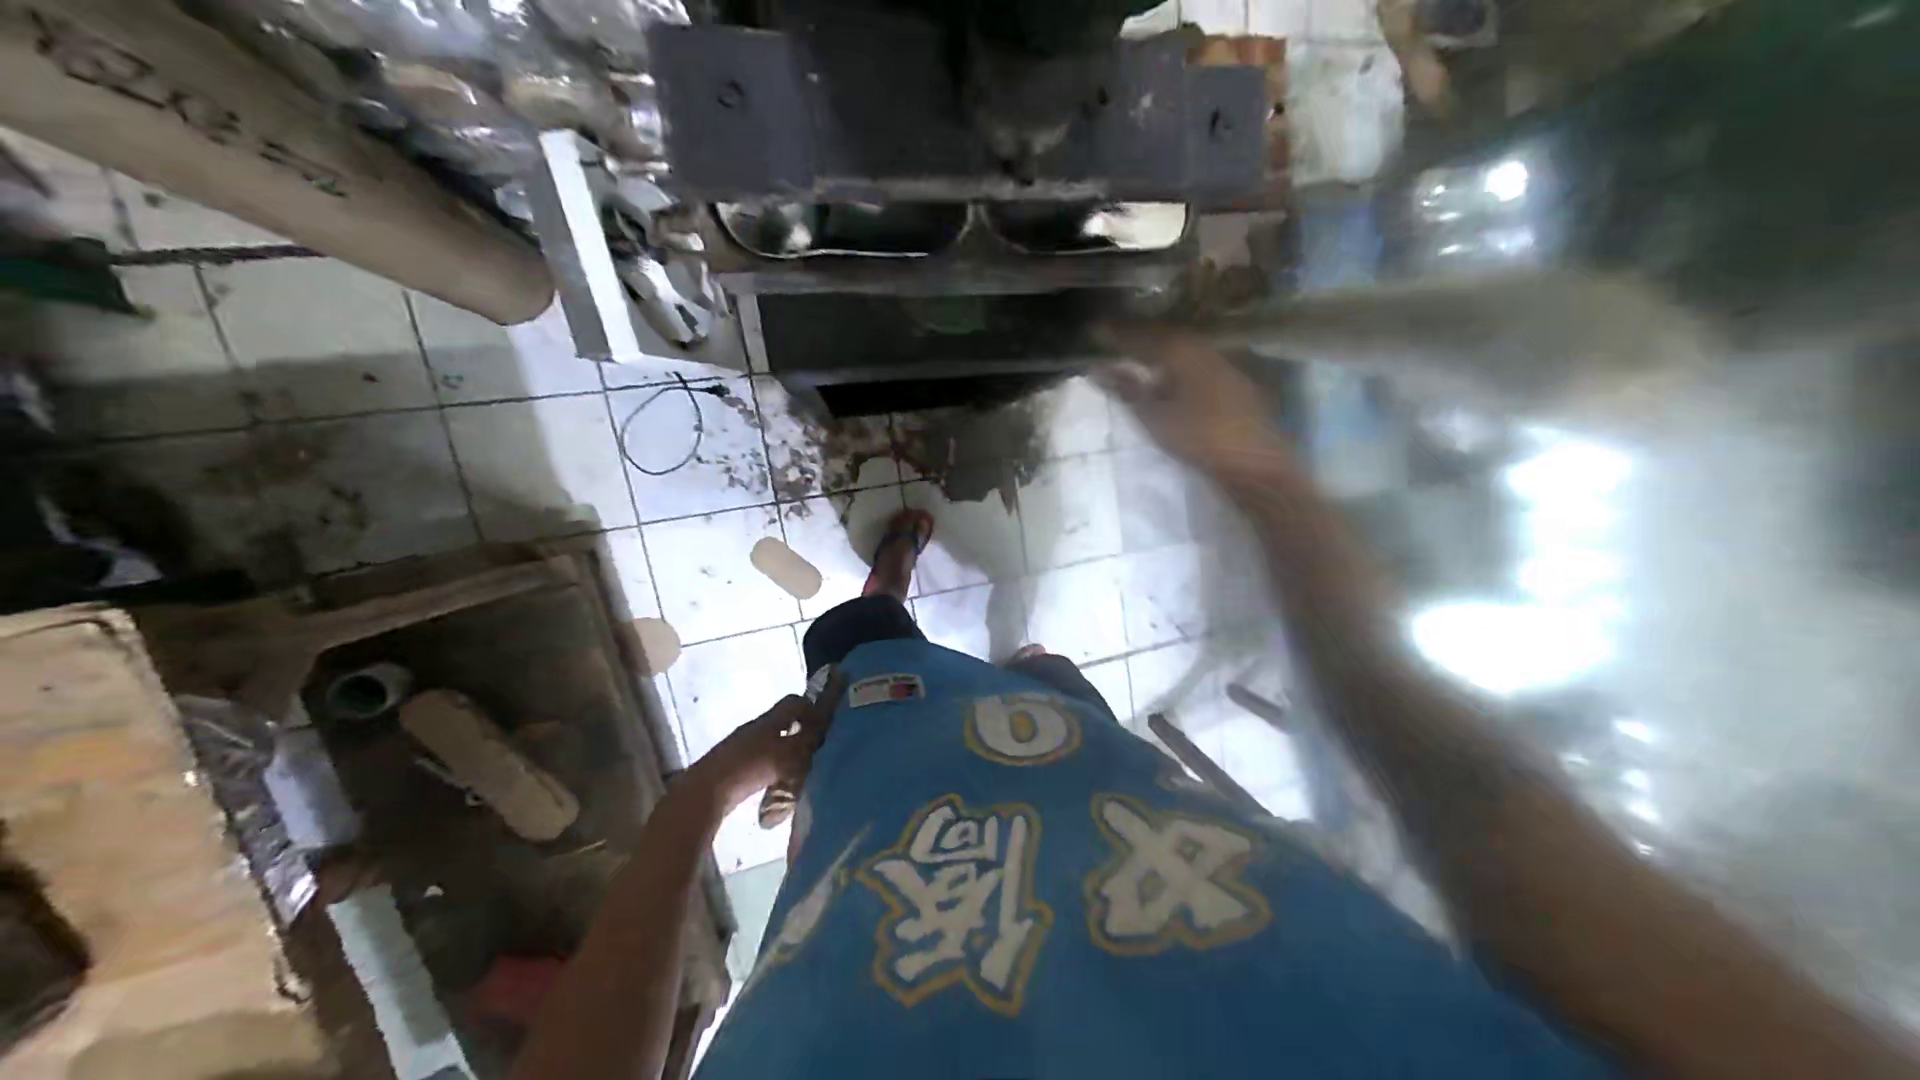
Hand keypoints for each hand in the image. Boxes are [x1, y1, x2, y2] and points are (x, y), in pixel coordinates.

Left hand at [685, 669, 845, 814]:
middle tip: (816, 755)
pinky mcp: (734, 770)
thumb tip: (822, 731)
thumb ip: (807, 740)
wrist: (705, 793)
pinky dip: (773, 776)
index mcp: (769, 720)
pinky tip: (777, 794)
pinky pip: (762, 767)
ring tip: (798, 779)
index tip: (824, 725)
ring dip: (788, 761)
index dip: (810, 709)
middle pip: (784, 725)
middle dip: (801, 738)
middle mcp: (755, 729)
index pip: (794, 703)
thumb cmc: (750, 767)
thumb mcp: (788, 752)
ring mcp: (742, 749)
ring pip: (774, 748)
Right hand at [1097, 328, 1297, 482]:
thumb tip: (1098, 368)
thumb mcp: (1154, 417)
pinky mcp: (1235, 381)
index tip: (1094, 328)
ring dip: (1158, 347)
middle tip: (1113, 336)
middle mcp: (1205, 348)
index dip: (1117, 331)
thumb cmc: (1199, 438)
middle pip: (1166, 335)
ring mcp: (1224, 363)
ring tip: (1136, 352)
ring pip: (1183, 346)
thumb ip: (1126, 389)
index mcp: (1183, 351)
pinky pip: (1197, 360)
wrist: (1254, 463)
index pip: (1143, 333)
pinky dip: (1176, 361)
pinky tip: (1168, 373)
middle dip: (1139, 334)